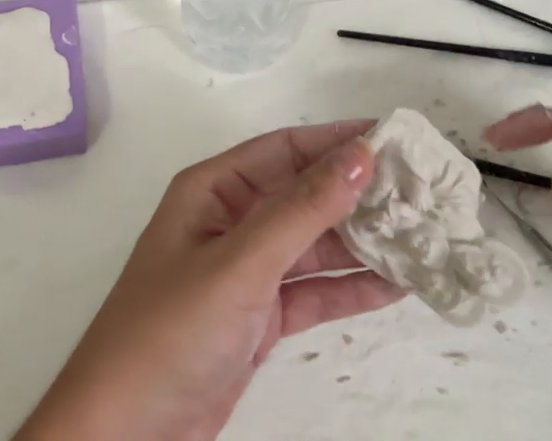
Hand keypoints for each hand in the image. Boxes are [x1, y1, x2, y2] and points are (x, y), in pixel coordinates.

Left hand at [15, 121, 404, 440]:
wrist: (128, 427)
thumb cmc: (172, 328)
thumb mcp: (240, 262)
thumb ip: (301, 210)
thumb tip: (359, 154)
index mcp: (212, 191)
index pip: (283, 150)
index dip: (335, 141)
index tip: (394, 139)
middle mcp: (230, 222)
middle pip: (302, 195)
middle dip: (357, 193)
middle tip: (423, 193)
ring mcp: (245, 271)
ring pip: (312, 245)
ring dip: (362, 242)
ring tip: (422, 236)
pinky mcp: (258, 317)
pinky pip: (312, 292)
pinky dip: (349, 289)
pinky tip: (396, 286)